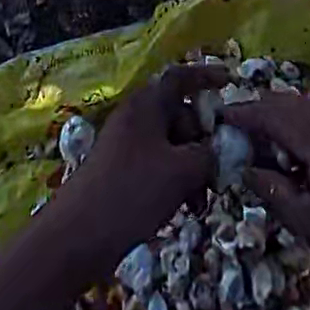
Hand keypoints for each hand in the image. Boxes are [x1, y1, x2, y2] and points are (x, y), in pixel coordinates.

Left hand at [56, 64, 226, 252]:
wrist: (79, 233)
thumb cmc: (132, 190)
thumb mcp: (181, 170)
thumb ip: (209, 154)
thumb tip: (225, 147)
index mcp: (146, 105)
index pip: (179, 78)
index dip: (205, 76)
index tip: (230, 81)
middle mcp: (136, 117)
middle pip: (180, 113)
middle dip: (203, 139)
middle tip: (218, 169)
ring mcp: (127, 143)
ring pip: (171, 142)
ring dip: (192, 166)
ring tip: (201, 201)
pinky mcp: (123, 169)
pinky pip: (159, 163)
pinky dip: (176, 179)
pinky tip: (185, 207)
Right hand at [222, 91, 309, 297]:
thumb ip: (277, 194)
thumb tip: (249, 170)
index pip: (268, 111)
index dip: (241, 113)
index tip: (218, 118)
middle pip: (287, 102)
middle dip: (259, 111)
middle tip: (237, 130)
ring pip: (307, 107)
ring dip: (283, 117)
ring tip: (266, 142)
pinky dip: (305, 123)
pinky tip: (304, 151)